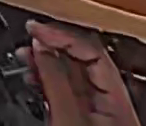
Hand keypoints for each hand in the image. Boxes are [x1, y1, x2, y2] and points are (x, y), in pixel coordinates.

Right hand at [23, 21, 142, 125]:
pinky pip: (65, 91)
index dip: (63, 35)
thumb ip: (55, 80)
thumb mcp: (68, 119)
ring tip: (25, 55)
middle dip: (52, 45)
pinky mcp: (84, 123)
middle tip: (29, 37)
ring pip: (71, 75)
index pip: (92, 50)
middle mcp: (112, 104)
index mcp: (119, 102)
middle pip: (81, 60)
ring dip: (46, 61)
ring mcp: (98, 115)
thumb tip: (41, 43)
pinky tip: (33, 75)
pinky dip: (48, 80)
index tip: (37, 28)